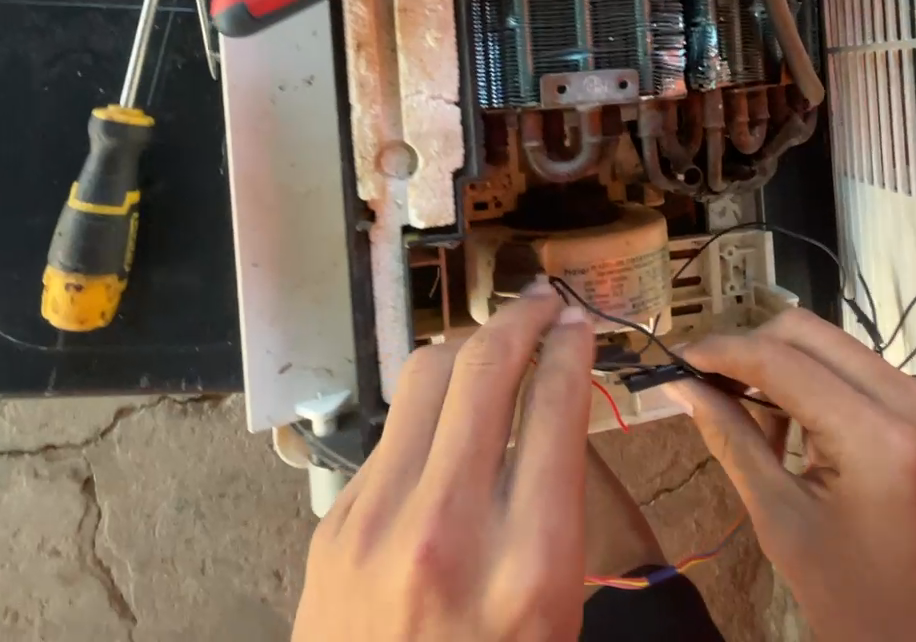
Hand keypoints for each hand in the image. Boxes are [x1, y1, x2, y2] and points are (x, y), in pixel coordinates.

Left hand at [293, 288, 596, 641]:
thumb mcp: (555, 614)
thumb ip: (559, 508)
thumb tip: (554, 409)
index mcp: (527, 568)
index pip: (553, 411)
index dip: (570, 351)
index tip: (578, 326)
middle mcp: (447, 528)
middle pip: (483, 371)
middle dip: (520, 321)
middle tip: (543, 304)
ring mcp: (377, 519)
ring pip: (426, 376)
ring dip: (470, 342)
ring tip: (499, 338)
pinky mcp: (337, 520)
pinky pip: (393, 425)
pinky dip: (430, 397)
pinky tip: (450, 405)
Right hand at [665, 308, 915, 641]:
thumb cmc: (862, 610)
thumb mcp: (784, 523)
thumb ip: (732, 439)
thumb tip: (682, 385)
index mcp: (880, 437)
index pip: (781, 360)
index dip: (721, 351)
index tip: (676, 357)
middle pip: (810, 334)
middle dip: (751, 349)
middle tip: (709, 384)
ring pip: (836, 347)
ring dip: (784, 366)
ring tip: (752, 418)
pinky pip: (863, 373)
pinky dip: (819, 385)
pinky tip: (798, 428)